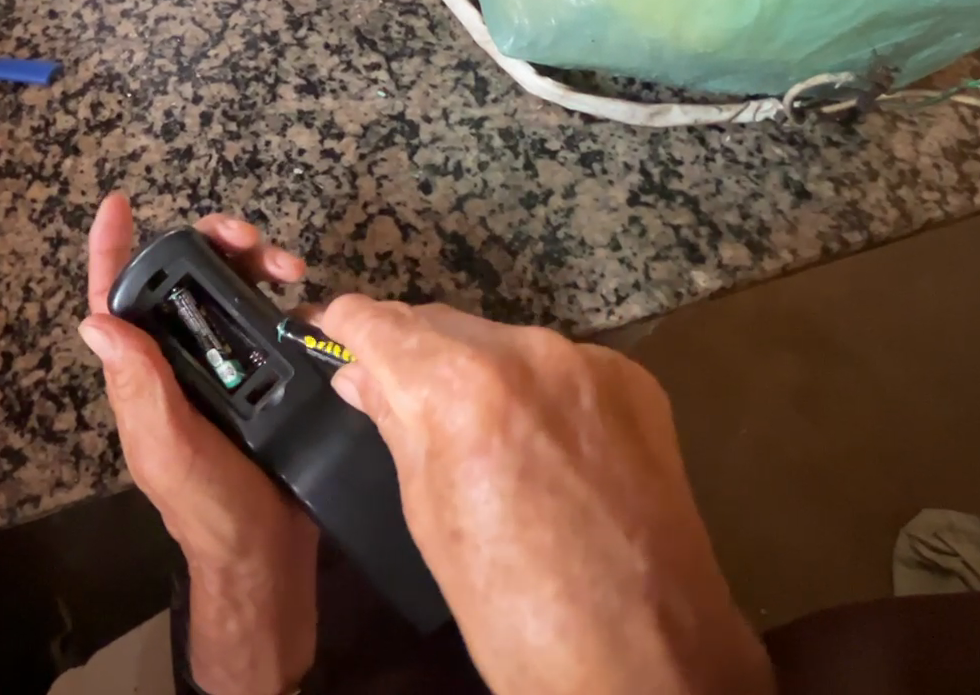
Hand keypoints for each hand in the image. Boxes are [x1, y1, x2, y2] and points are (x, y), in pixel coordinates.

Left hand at [82, 193, 317, 694]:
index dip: (111, 248)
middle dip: (213, 242)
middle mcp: (179, 355)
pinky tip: (306, 294)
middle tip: (249, 237)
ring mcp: (224, 360)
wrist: (269, 552)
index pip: (116, 298)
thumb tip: (95, 320)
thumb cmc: (208, 506)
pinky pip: (269, 316)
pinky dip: (284, 295)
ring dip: (255, 261)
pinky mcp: (265, 370)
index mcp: (143, 369)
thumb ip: (138, 388)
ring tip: (291, 264)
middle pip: (184, 277)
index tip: (118, 204)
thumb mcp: (166, 447)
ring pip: (229, 287)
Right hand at [318, 296, 772, 694]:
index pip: (372, 318)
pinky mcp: (631, 379)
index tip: (329, 339)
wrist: (650, 667)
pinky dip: (525, 384)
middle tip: (394, 394)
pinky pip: (549, 361)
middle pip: (432, 320)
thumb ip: (391, 421)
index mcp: (457, 387)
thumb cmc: (510, 607)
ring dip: (467, 366)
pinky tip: (535, 438)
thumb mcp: (426, 512)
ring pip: (491, 338)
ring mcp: (584, 360)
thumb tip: (356, 375)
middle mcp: (522, 350)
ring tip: (472, 426)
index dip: (341, 328)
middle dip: (405, 351)